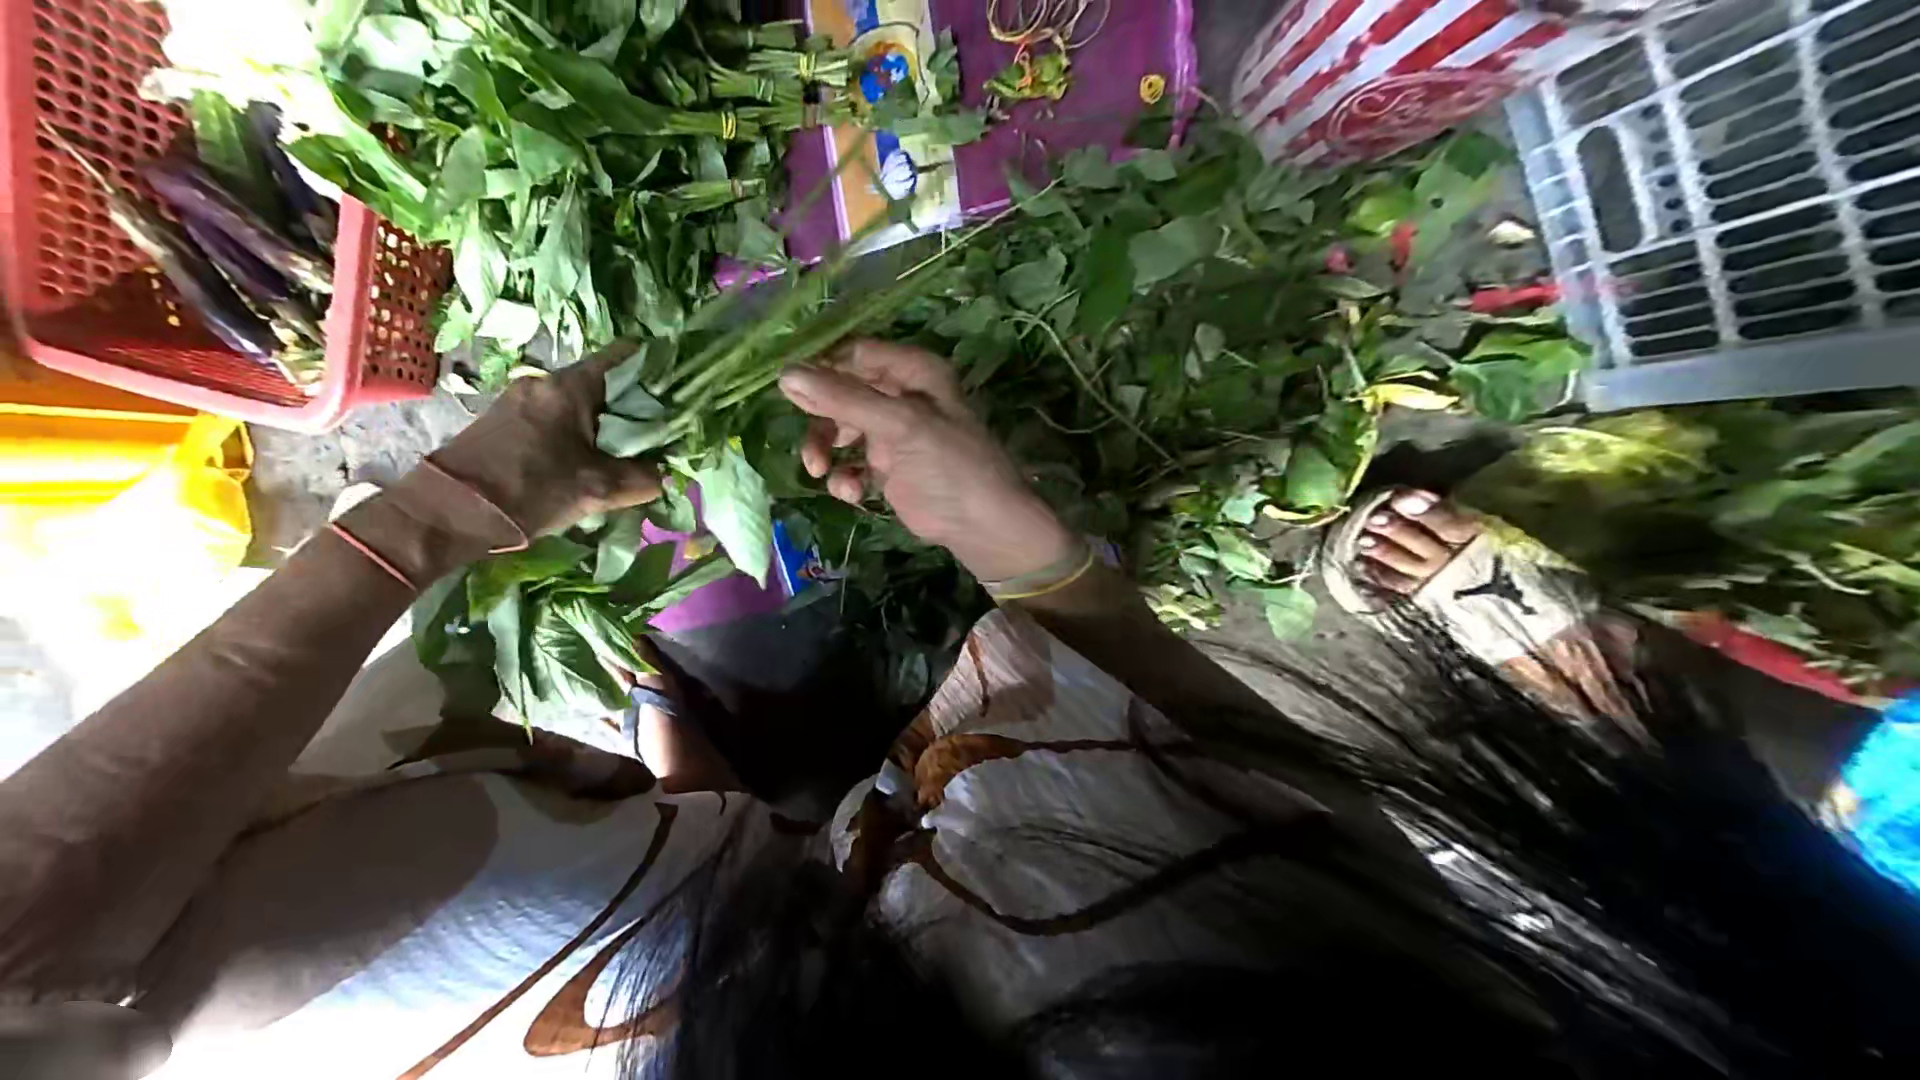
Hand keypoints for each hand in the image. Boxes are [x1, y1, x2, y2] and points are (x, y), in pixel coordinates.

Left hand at [430, 342, 661, 539]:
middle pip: (605, 383)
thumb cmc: (530, 491)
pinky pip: (559, 415)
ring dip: (608, 421)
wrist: (449, 513)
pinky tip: (593, 458)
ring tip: (631, 450)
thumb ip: (644, 478)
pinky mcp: (507, 419)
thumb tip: (667, 474)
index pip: (624, 359)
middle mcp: (544, 382)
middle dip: (636, 404)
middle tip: (662, 431)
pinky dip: (582, 431)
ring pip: (582, 402)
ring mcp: (521, 399)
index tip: (679, 388)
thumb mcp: (599, 490)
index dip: (655, 369)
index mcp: (569, 387)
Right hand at [778, 340, 1076, 582]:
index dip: (822, 369)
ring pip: (840, 429)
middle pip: (841, 393)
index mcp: (913, 372)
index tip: (790, 388)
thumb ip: (844, 399)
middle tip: (808, 441)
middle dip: (821, 419)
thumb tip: (786, 375)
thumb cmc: (949, 464)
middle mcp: (901, 396)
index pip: (855, 354)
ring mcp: (892, 433)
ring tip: (821, 472)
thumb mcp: (899, 425)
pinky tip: (851, 492)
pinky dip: (845, 477)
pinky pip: (850, 463)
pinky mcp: (886, 468)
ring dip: (826, 450)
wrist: (980, 524)